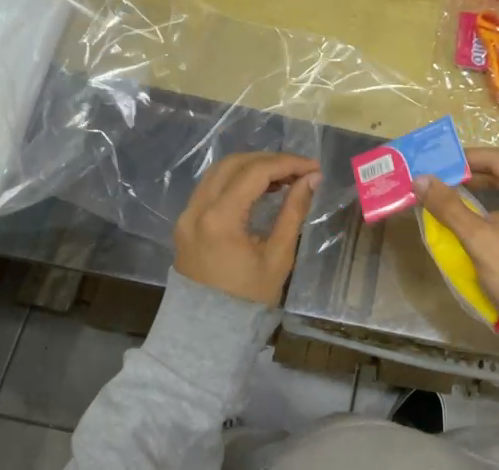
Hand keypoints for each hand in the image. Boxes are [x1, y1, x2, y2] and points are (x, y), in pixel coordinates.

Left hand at [175, 152, 320, 306]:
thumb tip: (311, 178)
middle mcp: (196, 209)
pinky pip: (210, 187)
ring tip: (281, 177)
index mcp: (219, 219)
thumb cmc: (248, 301)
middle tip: (299, 170)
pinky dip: (235, 179)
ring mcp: (186, 215)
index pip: (255, 172)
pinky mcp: (185, 223)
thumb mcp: (277, 257)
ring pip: (219, 171)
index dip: (287, 163)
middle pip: (234, 163)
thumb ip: (293, 212)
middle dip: (269, 160)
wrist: (207, 337)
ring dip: (251, 167)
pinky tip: (258, 189)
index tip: (313, 168)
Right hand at [416, 147, 498, 318]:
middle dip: (473, 175)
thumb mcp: (480, 240)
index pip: (497, 158)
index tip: (440, 163)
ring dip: (486, 191)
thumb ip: (449, 207)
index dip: (466, 158)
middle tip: (443, 179)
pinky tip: (481, 217)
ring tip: (456, 195)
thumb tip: (420, 179)